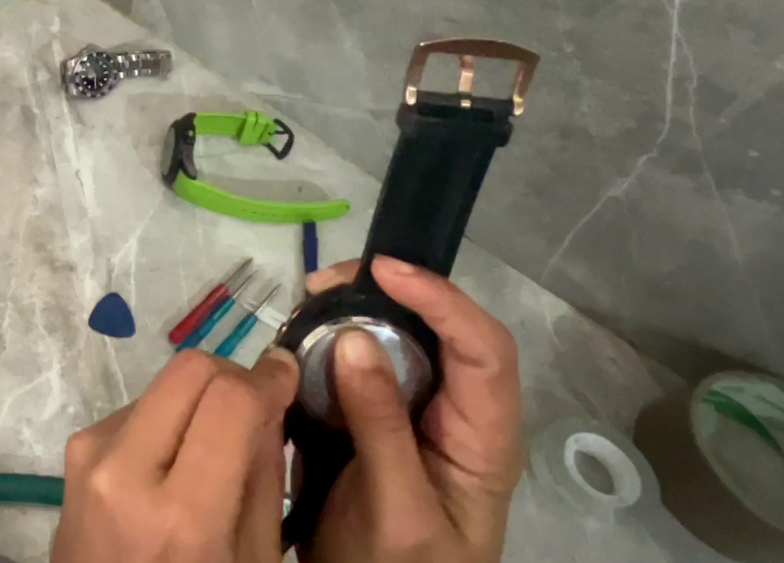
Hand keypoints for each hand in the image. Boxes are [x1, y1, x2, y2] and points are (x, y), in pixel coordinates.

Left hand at [52, 347, 298, 562]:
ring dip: (197, 398)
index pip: (229, 400)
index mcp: (181, 516)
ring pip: (161, 384)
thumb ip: (262, 476)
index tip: (286, 370)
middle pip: (187, 369)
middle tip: (256, 402)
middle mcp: (125, 469)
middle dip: (231, 374)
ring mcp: (90, 453)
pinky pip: (136, 408)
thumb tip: (269, 397)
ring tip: (214, 443)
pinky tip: (175, 460)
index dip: (266, 377)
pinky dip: (167, 419)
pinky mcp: (75, 449)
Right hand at [299, 257, 523, 562]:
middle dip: (386, 291)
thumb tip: (354, 335)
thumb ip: (381, 427)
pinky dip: (328, 335)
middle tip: (322, 283)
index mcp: (483, 439)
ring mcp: (413, 411)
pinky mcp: (374, 413)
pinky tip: (299, 334)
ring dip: (352, 308)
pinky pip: (359, 358)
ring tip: (306, 303)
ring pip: (398, 336)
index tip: (382, 272)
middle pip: (441, 329)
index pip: (484, 349)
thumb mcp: (396, 511)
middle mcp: (454, 412)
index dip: (442, 300)